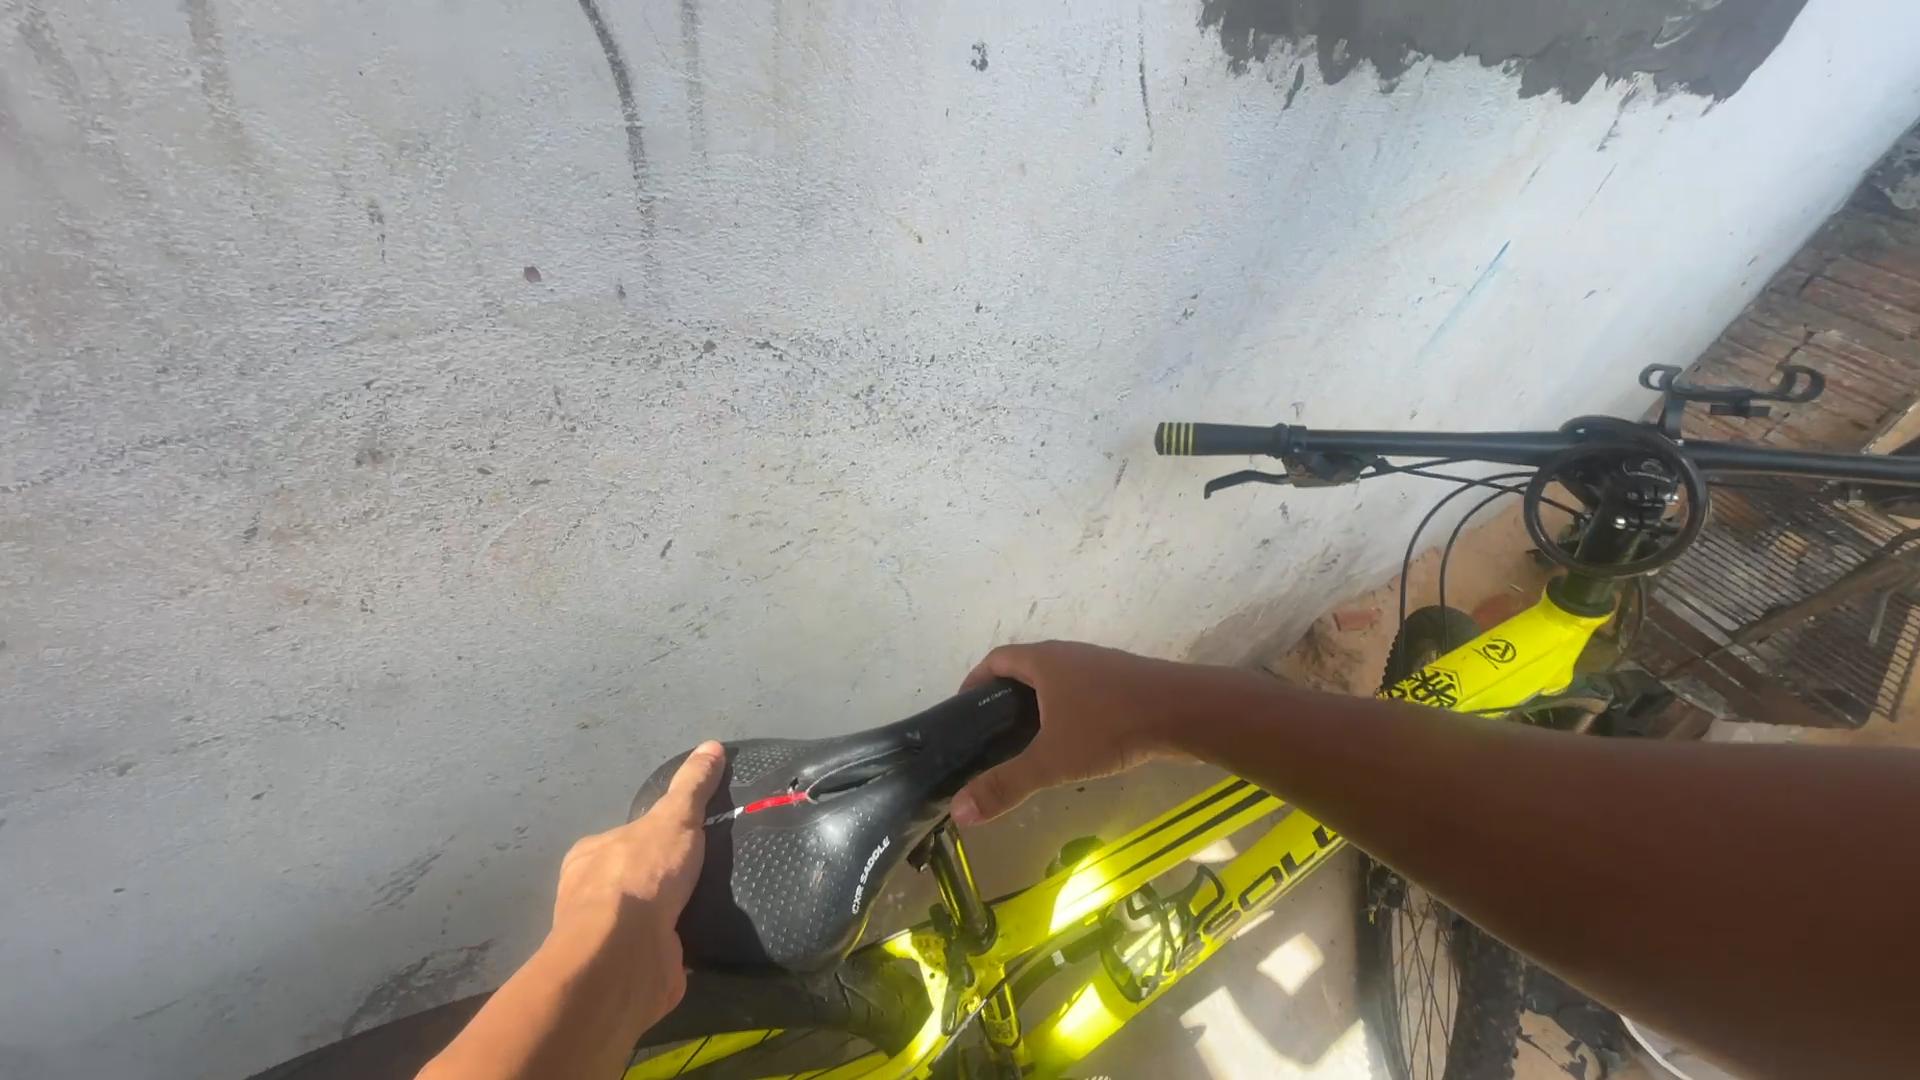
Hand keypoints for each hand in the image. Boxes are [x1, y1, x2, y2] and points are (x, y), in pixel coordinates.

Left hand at [548, 740, 725, 1012]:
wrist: (625, 954)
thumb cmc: (642, 874)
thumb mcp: (676, 816)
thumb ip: (693, 785)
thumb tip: (712, 744)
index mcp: (590, 856)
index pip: (623, 839)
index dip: (653, 836)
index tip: (686, 838)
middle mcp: (588, 897)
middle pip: (633, 879)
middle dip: (663, 879)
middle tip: (706, 870)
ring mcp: (606, 938)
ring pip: (644, 918)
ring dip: (672, 915)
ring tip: (713, 902)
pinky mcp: (625, 970)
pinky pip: (659, 951)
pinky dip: (681, 946)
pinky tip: (706, 937)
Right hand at [951, 642, 1211, 824]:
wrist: (1184, 712)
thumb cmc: (1110, 726)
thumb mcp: (1053, 759)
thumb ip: (1006, 784)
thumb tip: (958, 812)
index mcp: (1043, 660)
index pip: (995, 659)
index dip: (974, 682)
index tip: (963, 712)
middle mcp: (1067, 655)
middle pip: (1023, 669)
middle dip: (1003, 699)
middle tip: (991, 737)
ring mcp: (1097, 667)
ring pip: (1054, 682)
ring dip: (1036, 706)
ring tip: (1026, 745)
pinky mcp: (1121, 683)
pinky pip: (1080, 692)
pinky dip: (1065, 712)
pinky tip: (1071, 744)